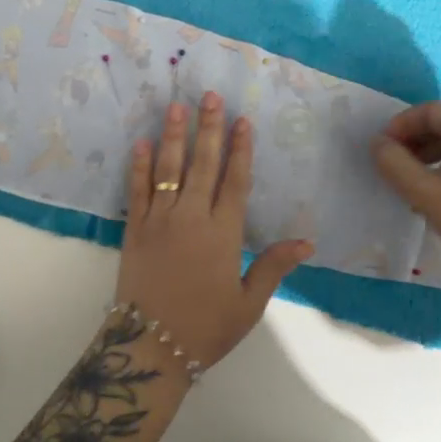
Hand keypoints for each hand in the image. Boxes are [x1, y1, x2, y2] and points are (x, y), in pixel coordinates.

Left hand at [116, 91, 312, 369]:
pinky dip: (138, 166)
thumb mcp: (248, 303)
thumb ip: (273, 267)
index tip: (243, 120)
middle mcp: (191, 218)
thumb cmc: (206, 328)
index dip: (240, 149)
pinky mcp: (134, 230)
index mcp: (223, 234)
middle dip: (208, 128)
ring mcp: (159, 221)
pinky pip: (137, 191)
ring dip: (173, 136)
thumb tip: (306, 242)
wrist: (150, 346)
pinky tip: (140, 143)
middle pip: (202, 165)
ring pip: (168, 169)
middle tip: (210, 95)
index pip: (235, 181)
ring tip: (176, 106)